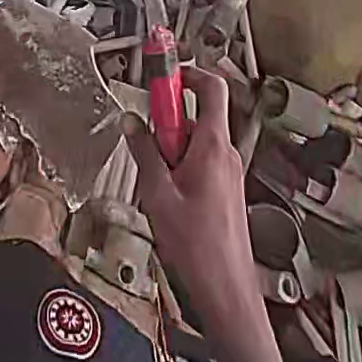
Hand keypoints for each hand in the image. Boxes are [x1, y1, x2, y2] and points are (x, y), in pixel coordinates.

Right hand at [123, 65, 258, 330]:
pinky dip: (179, 167)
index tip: (162, 70)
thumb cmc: (198, 247)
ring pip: (194, 140)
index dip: (187, 72)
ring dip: (171, 151)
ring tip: (158, 184)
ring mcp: (228, 171)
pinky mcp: (225, 188)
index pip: (211, 87)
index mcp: (213, 145)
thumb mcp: (157, 193)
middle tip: (148, 147)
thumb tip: (133, 123)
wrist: (227, 291)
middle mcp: (225, 153)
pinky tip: (168, 197)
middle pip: (194, 115)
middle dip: (167, 125)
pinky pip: (200, 160)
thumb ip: (144, 151)